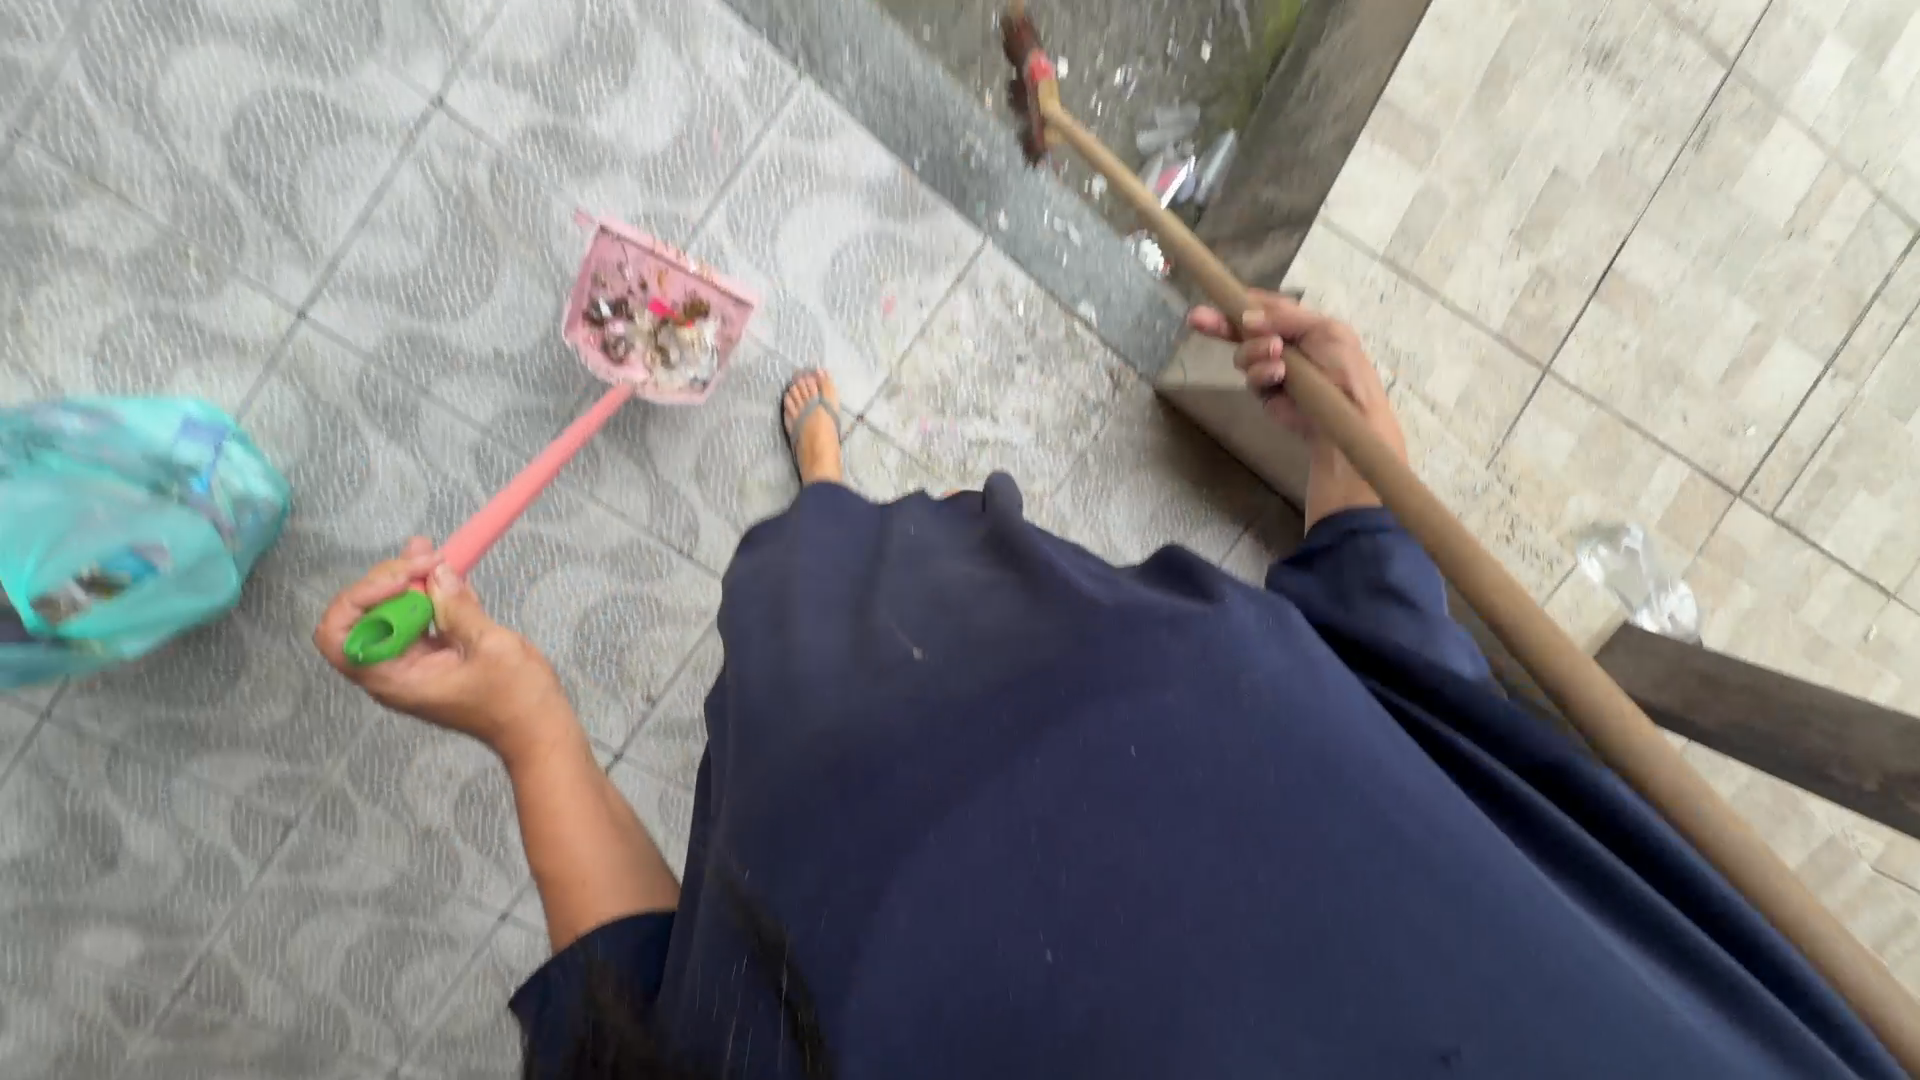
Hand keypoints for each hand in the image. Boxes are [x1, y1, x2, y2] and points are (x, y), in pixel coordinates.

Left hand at [313, 537, 575, 763]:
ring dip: (409, 583)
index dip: (360, 598)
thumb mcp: (491, 647)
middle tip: (427, 558)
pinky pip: (421, 622)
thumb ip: (459, 609)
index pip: (340, 635)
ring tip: (431, 552)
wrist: (540, 728)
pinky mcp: (437, 659)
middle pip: (364, 619)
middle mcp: (394, 672)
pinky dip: (430, 596)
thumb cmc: (516, 698)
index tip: (405, 577)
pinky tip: (445, 573)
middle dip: (390, 582)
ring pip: (392, 617)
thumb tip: (437, 573)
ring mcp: (415, 665)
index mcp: (394, 678)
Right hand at [1188, 291, 1407, 527]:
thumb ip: (1285, 318)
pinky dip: (1261, 373)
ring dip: (1254, 351)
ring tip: (1275, 356)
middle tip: (1197, 319)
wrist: (1347, 414)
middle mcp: (1282, 343)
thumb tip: (1246, 318)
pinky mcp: (1265, 393)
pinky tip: (1277, 374)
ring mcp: (1271, 368)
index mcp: (1299, 324)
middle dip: (1220, 324)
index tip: (1217, 297)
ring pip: (1243, 354)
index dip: (1240, 303)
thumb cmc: (1345, 368)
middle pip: (1242, 330)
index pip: (1264, 308)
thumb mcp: (1324, 330)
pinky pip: (1251, 377)